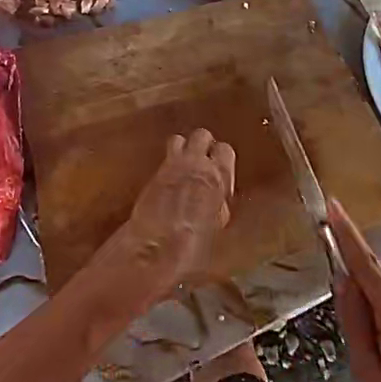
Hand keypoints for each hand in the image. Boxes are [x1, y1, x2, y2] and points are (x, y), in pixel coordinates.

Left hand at [94, 130, 235, 301]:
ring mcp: (174, 165)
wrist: (157, 246)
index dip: (221, 157)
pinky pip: (165, 155)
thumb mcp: (218, 223)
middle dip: (202, 144)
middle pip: (202, 135)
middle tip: (201, 160)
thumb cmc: (194, 242)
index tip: (219, 166)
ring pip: (180, 138)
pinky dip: (168, 160)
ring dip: (183, 147)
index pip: (225, 150)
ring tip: (183, 163)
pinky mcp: (155, 171)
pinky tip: (168, 177)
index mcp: (219, 176)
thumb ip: (219, 202)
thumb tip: (218, 198)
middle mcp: (197, 164)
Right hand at [328, 200, 380, 381]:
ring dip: (372, 321)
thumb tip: (343, 280)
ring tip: (374, 366)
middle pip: (377, 289)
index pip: (369, 270)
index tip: (334, 209)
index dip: (349, 236)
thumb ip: (353, 321)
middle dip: (358, 300)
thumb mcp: (364, 372)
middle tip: (356, 342)